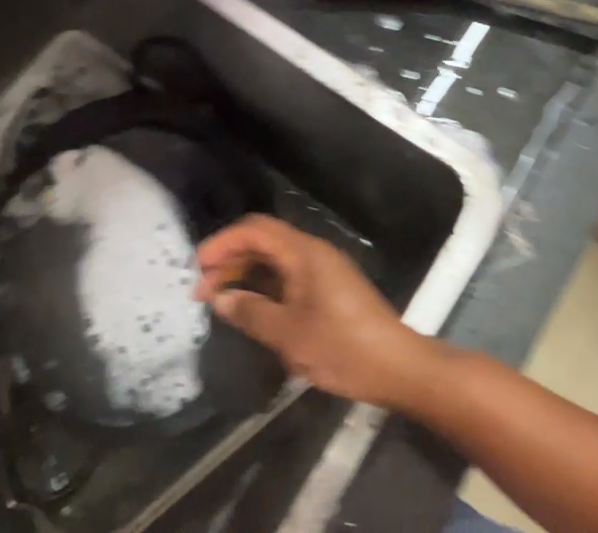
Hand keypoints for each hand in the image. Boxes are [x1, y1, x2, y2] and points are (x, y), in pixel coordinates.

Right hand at [194, 215, 436, 408]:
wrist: (400, 368)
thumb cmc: (343, 348)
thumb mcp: (289, 335)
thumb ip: (250, 312)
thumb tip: (221, 299)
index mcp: (303, 253)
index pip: (254, 229)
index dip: (222, 243)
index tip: (197, 267)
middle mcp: (312, 253)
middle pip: (262, 242)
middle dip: (230, 262)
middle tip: (203, 291)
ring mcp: (323, 271)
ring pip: (274, 261)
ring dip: (246, 276)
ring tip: (221, 302)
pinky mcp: (329, 290)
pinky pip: (287, 277)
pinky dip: (264, 287)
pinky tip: (252, 311)